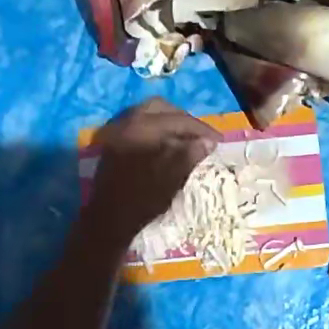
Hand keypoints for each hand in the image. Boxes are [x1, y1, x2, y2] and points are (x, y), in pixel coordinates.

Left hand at [84, 98, 220, 242]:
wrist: (109, 219)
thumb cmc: (142, 201)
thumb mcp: (172, 179)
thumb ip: (189, 155)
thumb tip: (207, 141)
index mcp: (143, 128)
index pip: (179, 119)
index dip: (202, 129)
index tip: (219, 140)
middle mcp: (128, 123)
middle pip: (161, 108)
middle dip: (184, 120)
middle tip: (201, 136)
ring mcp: (118, 132)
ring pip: (148, 115)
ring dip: (169, 124)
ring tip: (187, 141)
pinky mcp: (114, 143)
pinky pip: (138, 126)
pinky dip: (156, 131)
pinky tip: (166, 147)